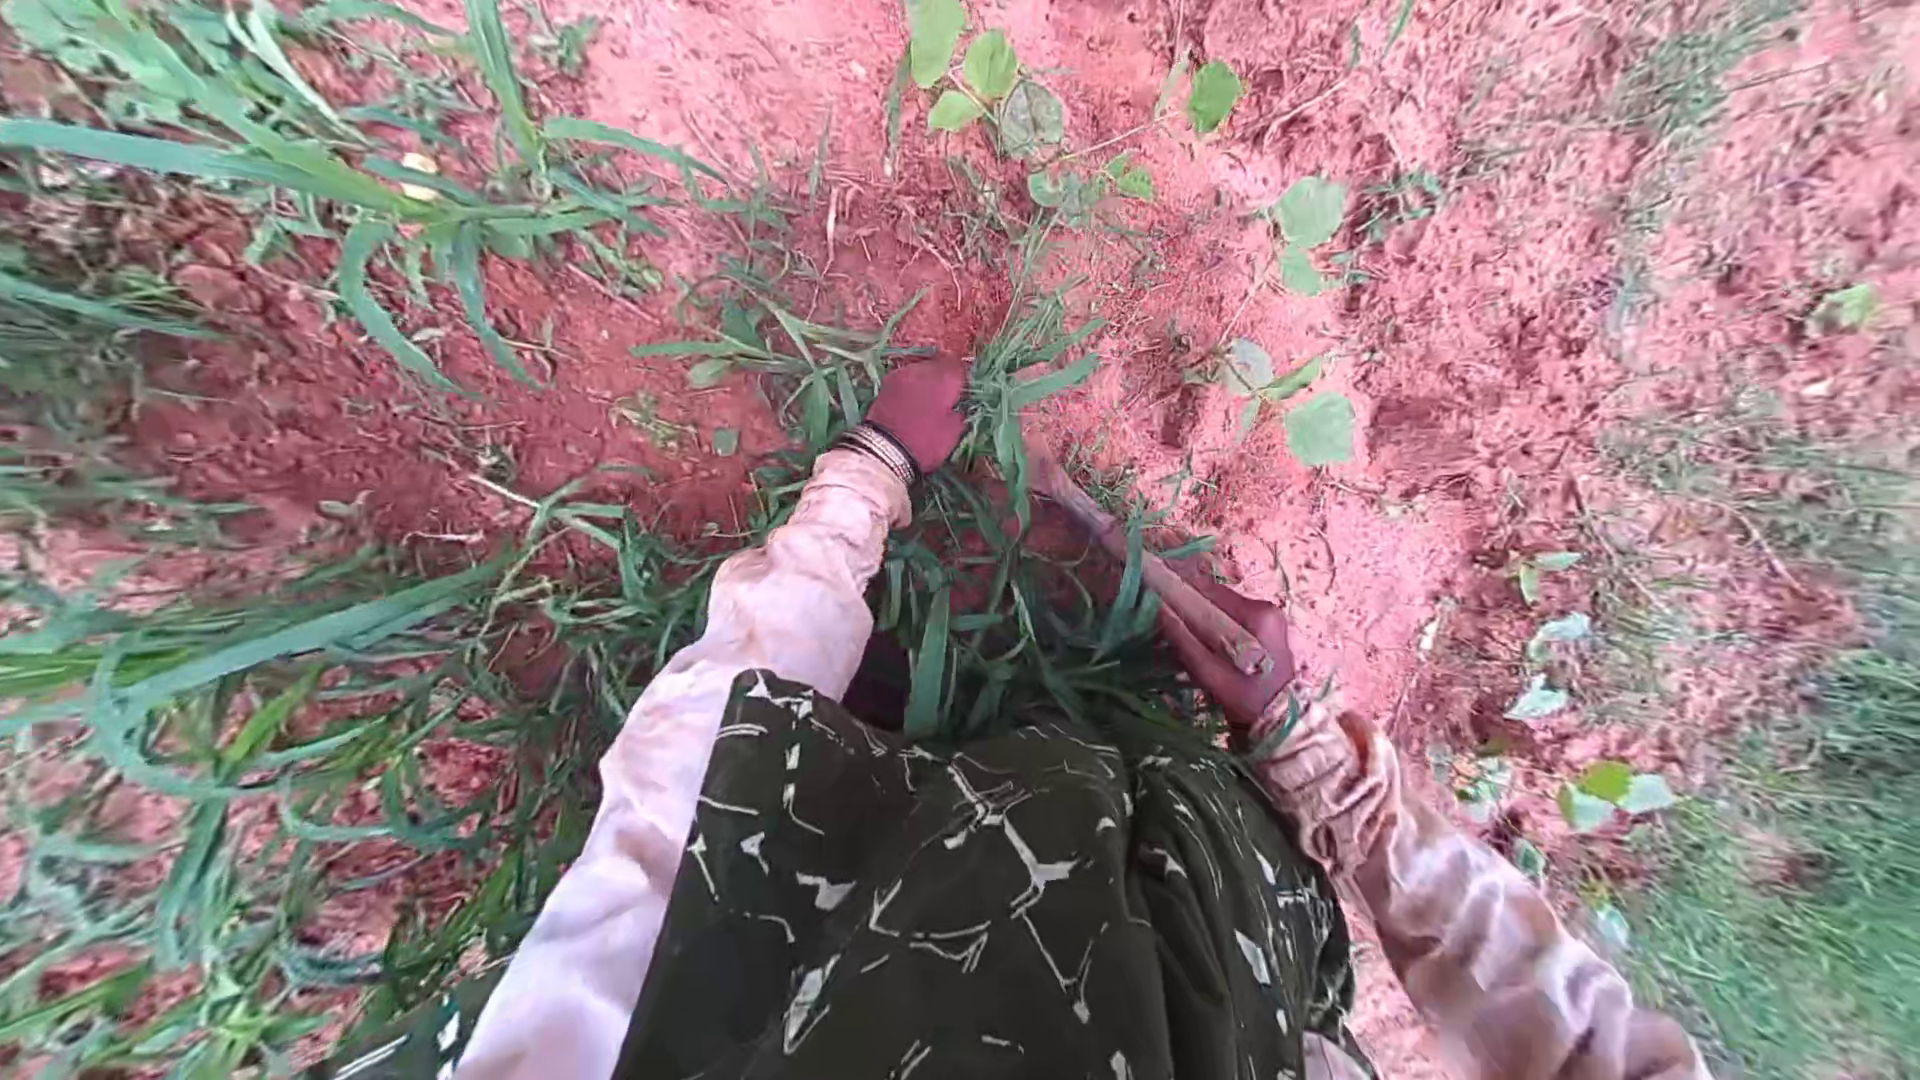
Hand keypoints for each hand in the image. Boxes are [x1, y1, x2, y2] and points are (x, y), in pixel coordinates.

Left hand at [866, 357, 967, 471]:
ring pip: (920, 369)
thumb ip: (961, 413)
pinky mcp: (886, 383)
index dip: (962, 379)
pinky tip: (912, 402)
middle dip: (943, 377)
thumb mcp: (953, 433)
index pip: (959, 366)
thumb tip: (960, 406)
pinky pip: (905, 378)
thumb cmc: (925, 443)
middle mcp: (922, 369)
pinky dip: (911, 386)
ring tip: (927, 400)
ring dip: (925, 380)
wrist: (885, 452)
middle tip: (945, 397)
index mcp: (943, 379)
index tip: (962, 393)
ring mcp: (901, 374)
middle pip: (938, 364)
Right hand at [1159, 578, 1295, 734]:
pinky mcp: (1262, 628)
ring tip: (1171, 621)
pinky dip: (1207, 621)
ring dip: (1195, 612)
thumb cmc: (1247, 701)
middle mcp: (1265, 608)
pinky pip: (1227, 616)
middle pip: (1214, 596)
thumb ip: (1184, 640)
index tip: (1154, 589)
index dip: (1179, 588)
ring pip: (1218, 606)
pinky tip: (1192, 632)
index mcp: (1258, 615)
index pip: (1210, 590)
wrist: (1280, 724)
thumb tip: (1158, 609)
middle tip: (1159, 609)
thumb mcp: (1210, 673)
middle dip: (1186, 601)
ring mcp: (1266, 617)